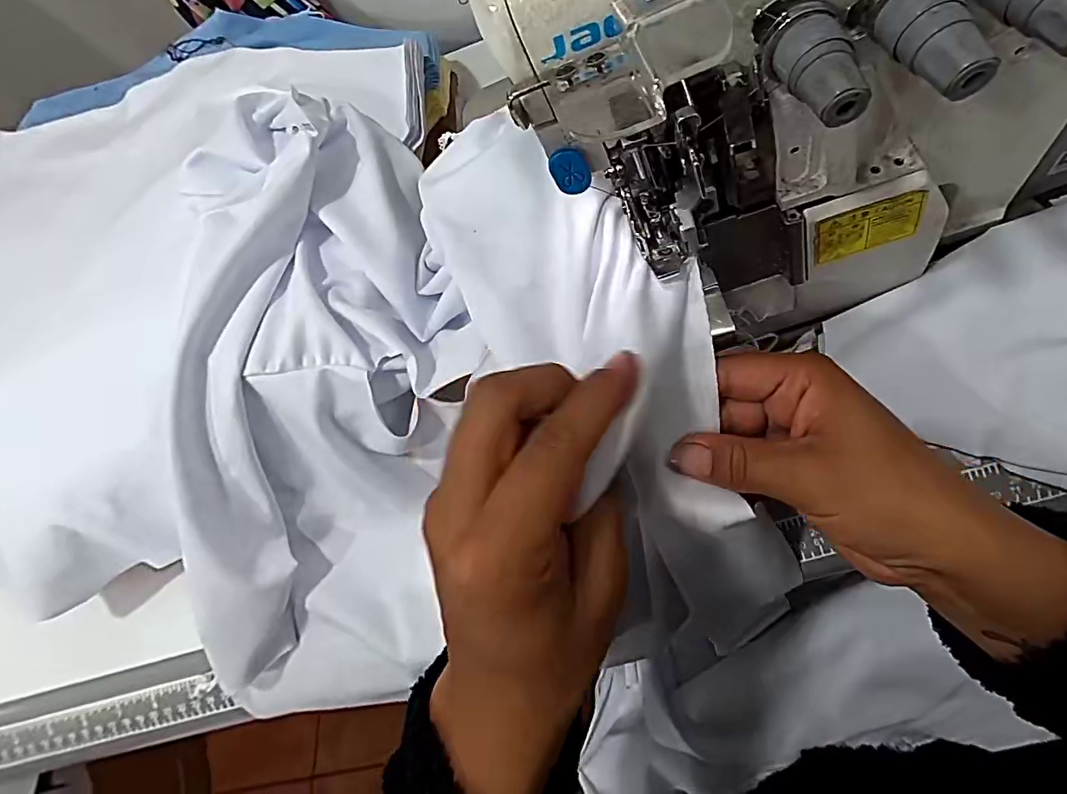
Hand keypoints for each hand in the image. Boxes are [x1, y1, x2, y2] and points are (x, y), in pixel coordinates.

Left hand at [423, 357, 634, 793]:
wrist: (493, 697)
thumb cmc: (558, 655)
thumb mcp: (605, 583)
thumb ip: (599, 499)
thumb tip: (599, 434)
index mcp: (499, 550)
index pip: (548, 448)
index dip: (594, 400)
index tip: (628, 368)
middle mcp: (454, 515)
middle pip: (492, 403)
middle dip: (550, 381)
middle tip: (594, 398)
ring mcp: (438, 503)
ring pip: (480, 406)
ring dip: (534, 393)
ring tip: (576, 417)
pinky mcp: (441, 497)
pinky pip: (479, 429)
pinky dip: (519, 414)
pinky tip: (550, 438)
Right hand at [668, 352, 1066, 657]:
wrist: (942, 547)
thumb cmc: (883, 492)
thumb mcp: (806, 472)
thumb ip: (738, 461)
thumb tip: (678, 452)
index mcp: (801, 379)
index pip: (731, 373)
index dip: (690, 392)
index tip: (644, 414)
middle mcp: (795, 401)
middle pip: (729, 408)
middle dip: (696, 432)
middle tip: (644, 455)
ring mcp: (796, 439)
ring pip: (738, 442)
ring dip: (711, 461)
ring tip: (659, 477)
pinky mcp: (799, 474)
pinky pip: (753, 468)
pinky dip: (732, 482)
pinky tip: (697, 496)